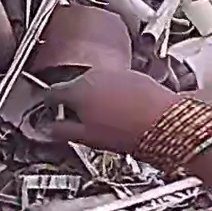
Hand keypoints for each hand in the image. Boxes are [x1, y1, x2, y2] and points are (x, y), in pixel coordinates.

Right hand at [48, 67, 179, 153]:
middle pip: (74, 87)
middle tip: (78, 121)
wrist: (165, 123)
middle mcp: (93, 75)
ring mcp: (114, 73)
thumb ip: (61, 131)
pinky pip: (115, 84)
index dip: (47, 104)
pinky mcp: (133, 75)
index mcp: (76, 89)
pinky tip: (120, 113)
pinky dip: (113, 95)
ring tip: (103, 120)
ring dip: (94, 98)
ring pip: (95, 84)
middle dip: (73, 102)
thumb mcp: (86, 137)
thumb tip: (47, 130)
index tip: (47, 111)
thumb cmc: (127, 131)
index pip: (51, 93)